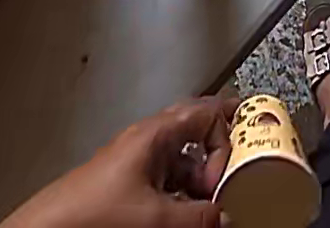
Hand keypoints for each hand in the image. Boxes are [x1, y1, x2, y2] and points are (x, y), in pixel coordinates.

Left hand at [2, 98, 232, 227]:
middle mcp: (149, 139)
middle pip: (196, 132)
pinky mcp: (124, 187)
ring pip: (181, 162)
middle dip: (217, 155)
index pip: (207, 112)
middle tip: (233, 181)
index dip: (227, 137)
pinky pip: (165, 183)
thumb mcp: (155, 220)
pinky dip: (180, 198)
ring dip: (198, 184)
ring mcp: (136, 163)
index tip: (231, 172)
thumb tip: (226, 219)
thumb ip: (198, 219)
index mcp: (158, 133)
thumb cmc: (96, 217)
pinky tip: (182, 220)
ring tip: (206, 212)